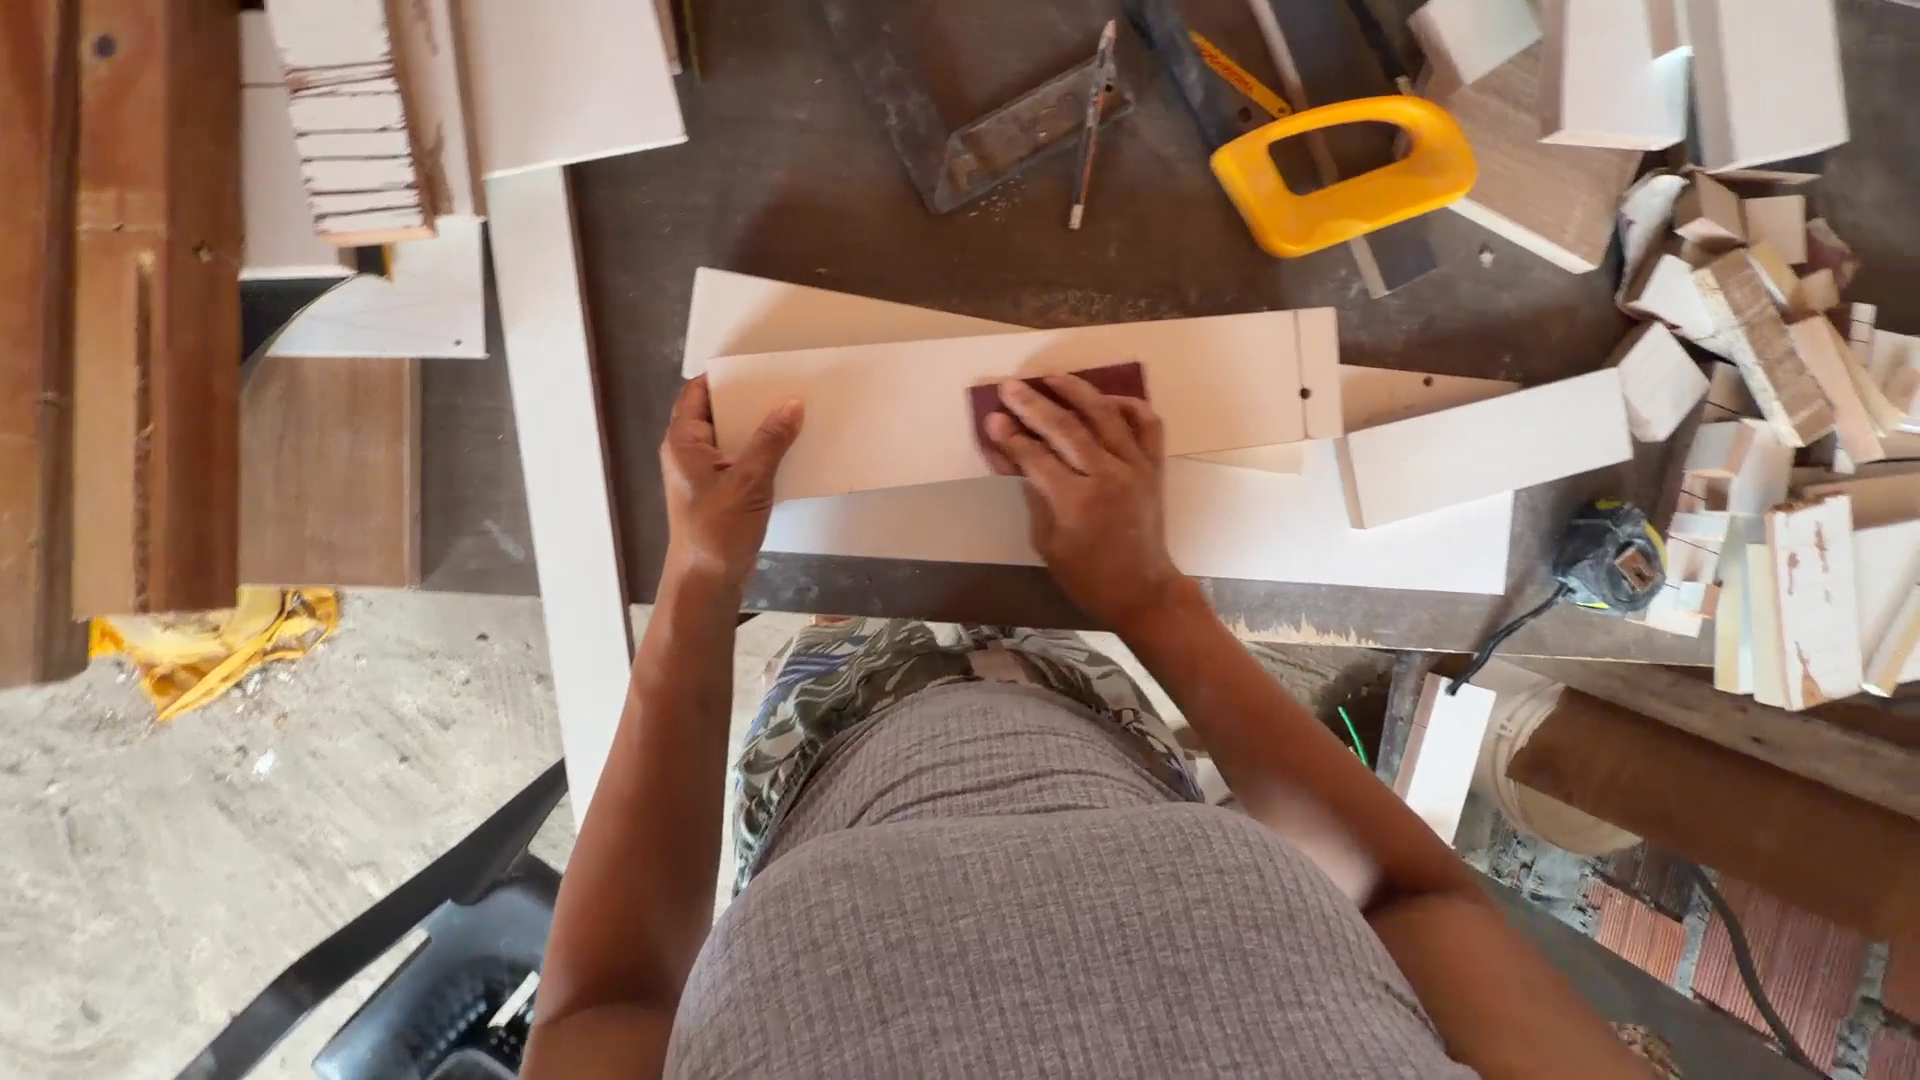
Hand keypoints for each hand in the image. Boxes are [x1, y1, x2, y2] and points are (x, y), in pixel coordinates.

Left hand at [660, 376, 802, 591]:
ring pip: (734, 439)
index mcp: (684, 442)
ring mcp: (706, 474)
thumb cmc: (717, 530)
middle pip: (718, 413)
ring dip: (760, 429)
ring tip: (795, 412)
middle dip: (749, 401)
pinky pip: (743, 461)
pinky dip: (763, 453)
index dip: (724, 376)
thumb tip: (792, 404)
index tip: (758, 365)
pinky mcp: (723, 492)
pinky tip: (791, 450)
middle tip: (785, 385)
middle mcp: (690, 452)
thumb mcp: (748, 482)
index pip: (697, 393)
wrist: (708, 581)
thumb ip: (770, 442)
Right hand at [984, 375, 1187, 629]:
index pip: (1036, 456)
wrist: (1141, 590)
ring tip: (1052, 376)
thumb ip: (1032, 494)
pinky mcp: (1154, 467)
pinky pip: (1147, 424)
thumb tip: (1011, 458)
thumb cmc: (1086, 575)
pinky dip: (1128, 406)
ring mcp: (1135, 467)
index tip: (992, 419)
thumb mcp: (1046, 541)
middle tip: (1009, 386)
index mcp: (1075, 501)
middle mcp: (1108, 476)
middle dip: (1033, 405)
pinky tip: (1104, 400)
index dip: (1011, 437)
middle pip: (1066, 427)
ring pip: (1105, 415)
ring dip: (1077, 391)